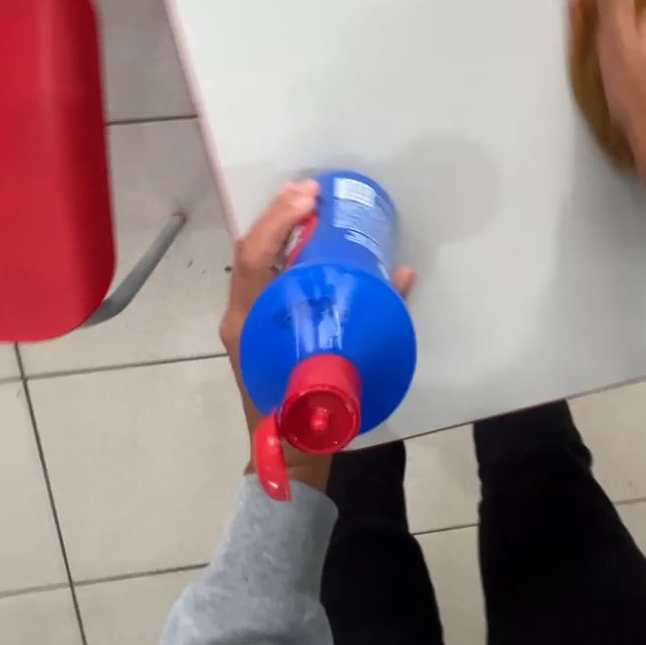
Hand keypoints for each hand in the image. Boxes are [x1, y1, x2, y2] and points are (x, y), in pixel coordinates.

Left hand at [219, 179, 414, 491]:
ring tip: (310, 204)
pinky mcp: (254, 325)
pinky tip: (306, 238)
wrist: (289, 453)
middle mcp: (241, 316)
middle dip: (279, 214)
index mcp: (251, 325)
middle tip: (313, 191)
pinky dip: (283, 250)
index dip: (277, 221)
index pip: (254, 259)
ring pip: (255, 261)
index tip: (309, 198)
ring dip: (279, 228)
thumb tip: (404, 275)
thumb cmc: (314, 417)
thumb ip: (376, 321)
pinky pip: (264, 276)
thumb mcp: (346, 370)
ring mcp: (244, 321)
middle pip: (251, 251)